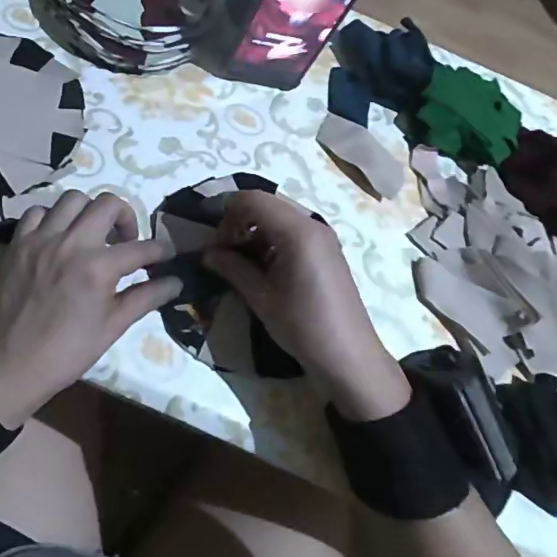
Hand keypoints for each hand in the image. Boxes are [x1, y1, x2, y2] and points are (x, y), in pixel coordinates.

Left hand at [0, 191, 180, 427]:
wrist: (12, 364)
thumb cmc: (68, 351)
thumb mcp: (113, 326)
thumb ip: (146, 297)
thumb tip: (176, 281)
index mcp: (98, 267)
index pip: (141, 247)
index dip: (161, 250)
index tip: (166, 254)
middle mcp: (71, 243)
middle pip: (108, 204)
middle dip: (126, 217)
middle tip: (125, 240)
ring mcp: (41, 239)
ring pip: (72, 199)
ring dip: (89, 212)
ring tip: (91, 234)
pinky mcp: (18, 242)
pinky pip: (38, 212)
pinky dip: (52, 219)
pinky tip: (58, 237)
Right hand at [204, 191, 409, 420]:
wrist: (349, 356)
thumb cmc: (303, 326)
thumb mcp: (261, 297)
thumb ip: (232, 268)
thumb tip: (208, 254)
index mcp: (297, 231)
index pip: (252, 199)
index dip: (226, 215)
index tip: (214, 245)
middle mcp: (312, 224)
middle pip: (265, 203)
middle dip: (238, 221)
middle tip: (223, 252)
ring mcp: (322, 236)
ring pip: (278, 216)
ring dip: (254, 231)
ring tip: (240, 262)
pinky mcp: (326, 249)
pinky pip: (292, 230)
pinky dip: (271, 239)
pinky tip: (262, 267)